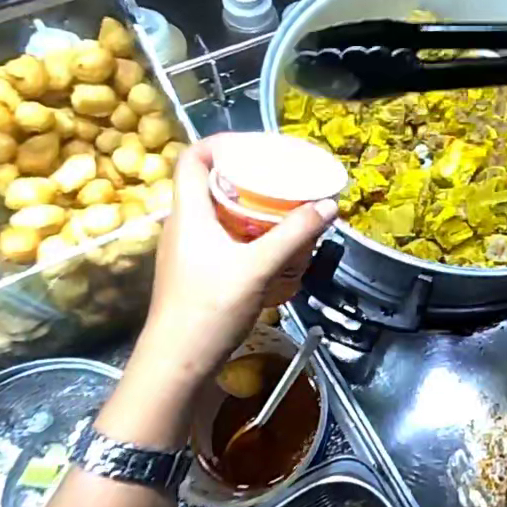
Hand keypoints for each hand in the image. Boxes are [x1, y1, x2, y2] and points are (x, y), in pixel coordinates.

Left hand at [131, 136, 336, 389]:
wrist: (177, 363)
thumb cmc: (209, 308)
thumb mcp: (257, 267)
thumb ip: (293, 235)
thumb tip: (328, 205)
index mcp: (188, 212)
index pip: (193, 157)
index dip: (221, 143)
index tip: (257, 147)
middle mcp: (183, 226)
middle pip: (209, 183)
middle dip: (247, 177)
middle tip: (281, 180)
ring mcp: (187, 252)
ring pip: (217, 214)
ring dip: (249, 209)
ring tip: (282, 211)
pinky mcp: (195, 274)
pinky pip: (221, 240)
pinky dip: (246, 235)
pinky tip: (271, 249)